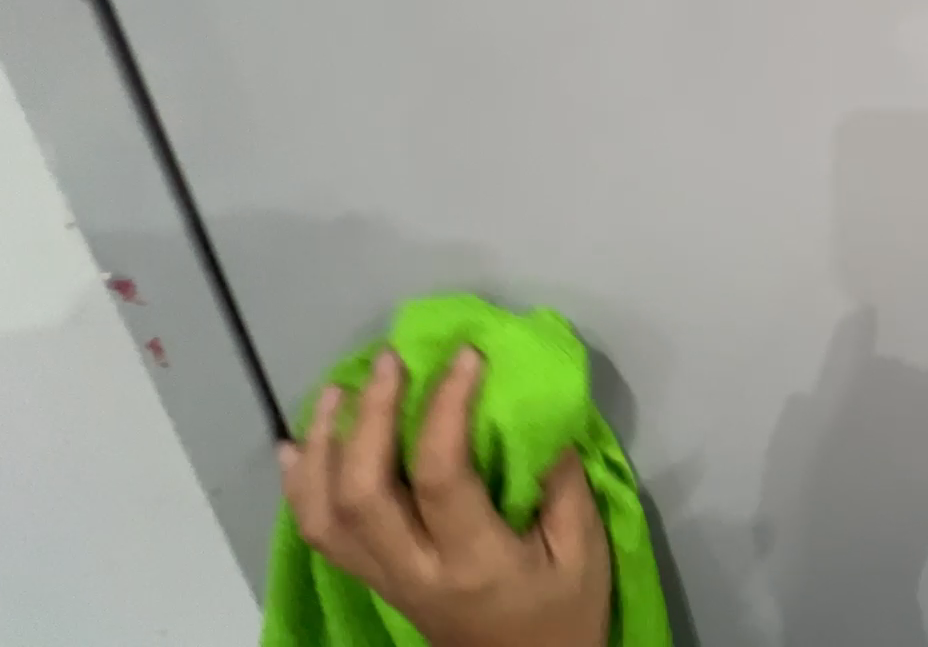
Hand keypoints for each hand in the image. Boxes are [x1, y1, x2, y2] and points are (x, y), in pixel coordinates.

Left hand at [279, 347, 611, 646]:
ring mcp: (386, 579)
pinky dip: (302, 484)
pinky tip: (301, 445)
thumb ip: (562, 486)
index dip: (448, 408)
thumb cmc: (564, 613)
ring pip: (324, 514)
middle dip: (371, 417)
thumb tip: (542, 422)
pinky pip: (322, 534)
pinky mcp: (378, 580)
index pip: (442, 476)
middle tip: (391, 360)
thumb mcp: (584, 550)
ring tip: (337, 388)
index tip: (468, 356)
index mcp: (472, 560)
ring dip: (324, 445)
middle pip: (362, 494)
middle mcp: (413, 571)